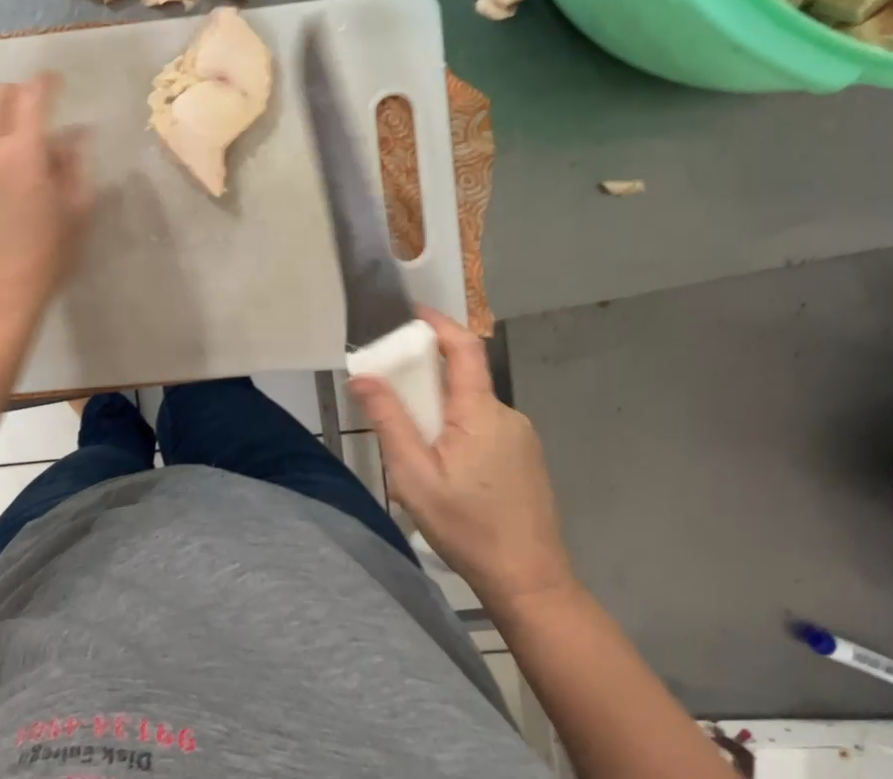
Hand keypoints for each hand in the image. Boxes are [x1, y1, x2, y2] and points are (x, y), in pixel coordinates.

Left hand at [0, 74, 92, 325]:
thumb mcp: (76, 209)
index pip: (32, 96)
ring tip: (12, 137)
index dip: (46, 83)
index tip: (55, 81)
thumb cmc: (46, 257)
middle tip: (33, 107)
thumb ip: (75, 162)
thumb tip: (75, 133)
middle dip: (16, 94)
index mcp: (23, 152)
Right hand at [350, 310, 575, 607]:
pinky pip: (482, 428)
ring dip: (437, 414)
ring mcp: (521, 437)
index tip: (409, 313)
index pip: (463, 349)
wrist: (529, 579)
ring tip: (413, 457)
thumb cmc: (467, 526)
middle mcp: (507, 415)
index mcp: (480, 413)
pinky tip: (443, 472)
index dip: (438, 324)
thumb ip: (388, 420)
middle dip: (422, 381)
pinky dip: (454, 432)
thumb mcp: (413, 475)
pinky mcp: (525, 458)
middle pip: (460, 379)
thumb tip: (363, 376)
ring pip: (469, 407)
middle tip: (388, 404)